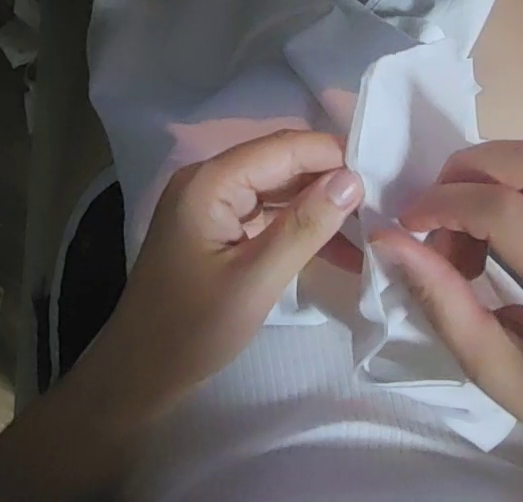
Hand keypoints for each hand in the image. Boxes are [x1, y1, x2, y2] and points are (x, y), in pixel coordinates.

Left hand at [81, 129, 364, 415]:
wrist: (137, 375)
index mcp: (210, 181)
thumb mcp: (256, 280)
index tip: (383, 173)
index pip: (283, 147)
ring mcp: (213, 202)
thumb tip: (352, 179)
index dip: (333, 154)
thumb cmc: (191, 329)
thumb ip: (305, 225)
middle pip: (282, 163)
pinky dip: (301, 226)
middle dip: (331, 178)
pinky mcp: (219, 227)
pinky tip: (341, 247)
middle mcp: (210, 179)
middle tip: (385, 200)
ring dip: (321, 205)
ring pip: (280, 188)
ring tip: (373, 225)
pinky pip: (268, 213)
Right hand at [370, 139, 522, 500]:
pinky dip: (507, 186)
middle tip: (435, 210)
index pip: (510, 214)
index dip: (447, 204)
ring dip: (487, 176)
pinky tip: (492, 234)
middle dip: (468, 168)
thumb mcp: (490, 367)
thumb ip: (439, 299)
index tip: (408, 223)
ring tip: (463, 231)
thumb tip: (386, 238)